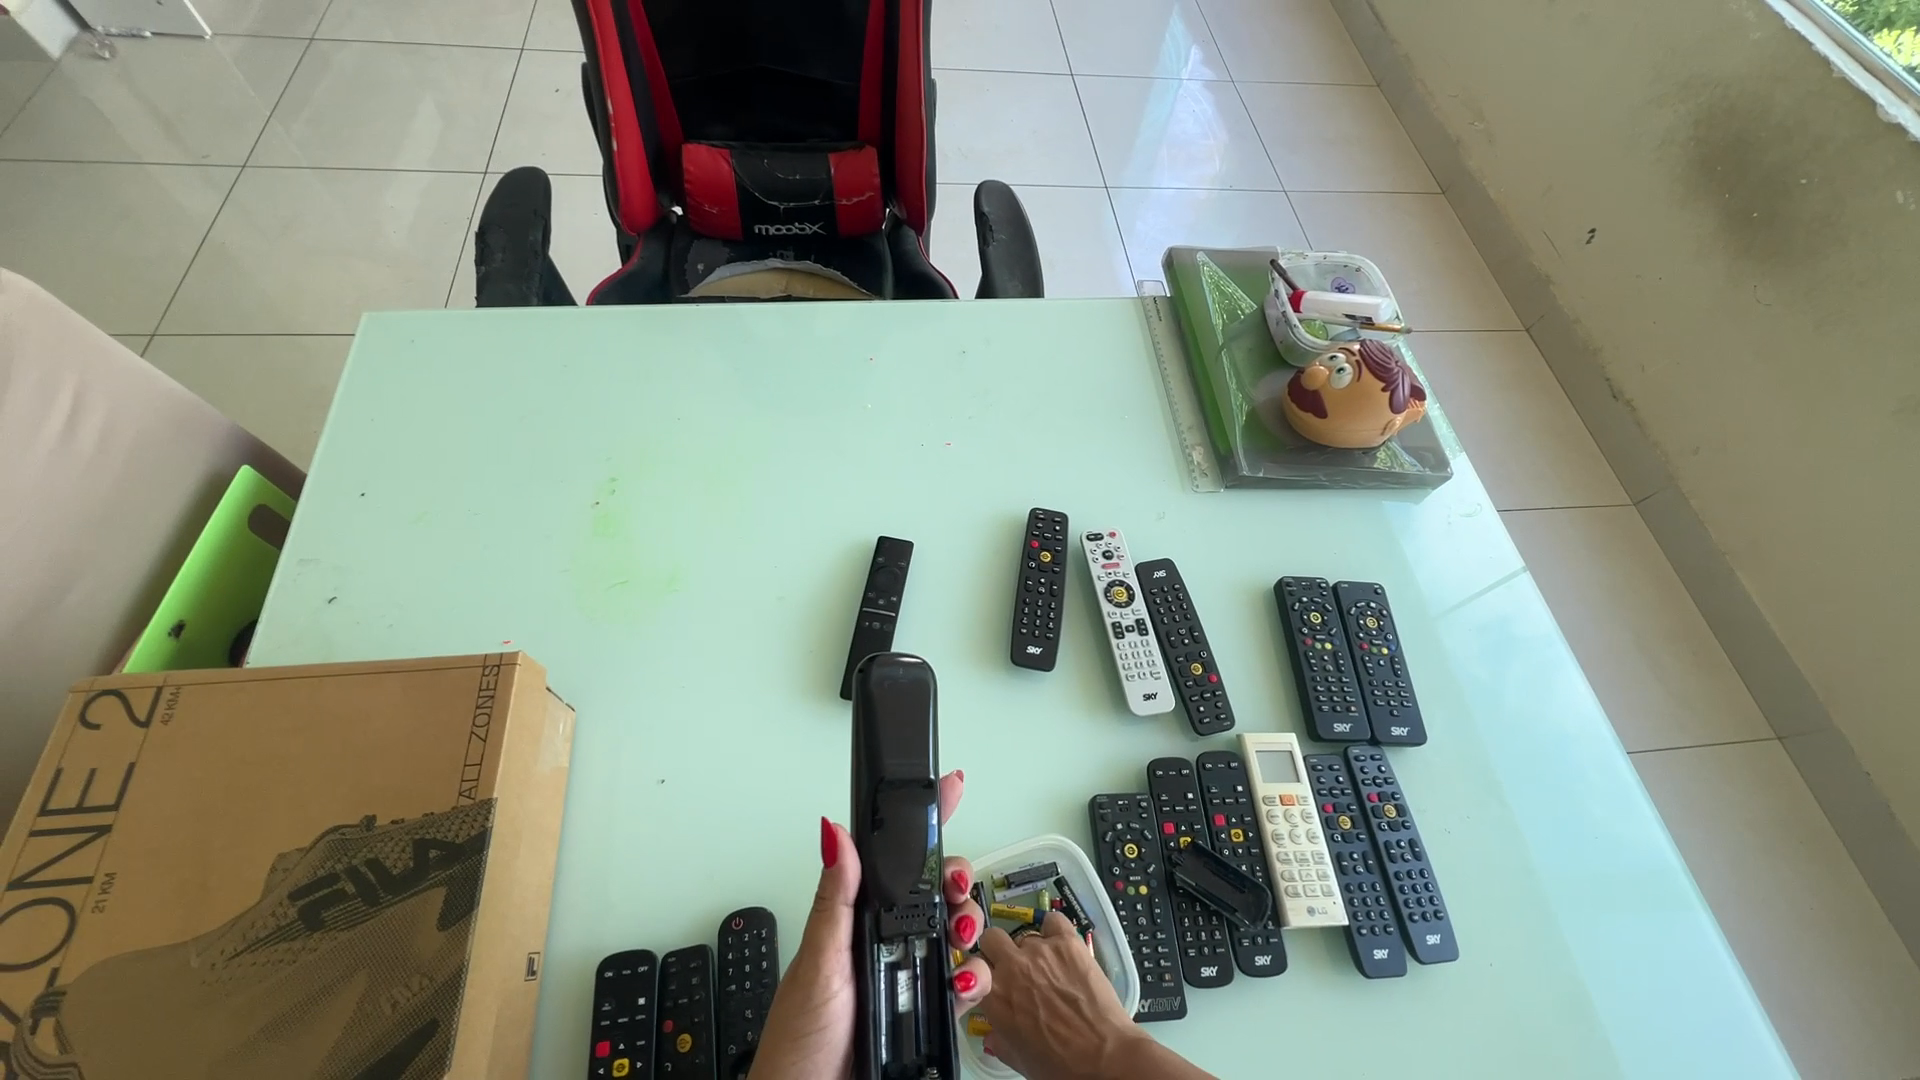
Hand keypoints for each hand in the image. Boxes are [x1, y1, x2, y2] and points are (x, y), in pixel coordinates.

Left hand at [751, 770, 989, 1079]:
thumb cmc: (800, 1038)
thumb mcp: (818, 961)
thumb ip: (834, 898)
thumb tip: (833, 832)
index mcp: (859, 914)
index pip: (896, 857)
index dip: (926, 820)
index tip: (952, 787)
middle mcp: (889, 934)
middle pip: (939, 888)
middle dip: (959, 878)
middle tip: (956, 887)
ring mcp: (911, 969)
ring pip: (959, 929)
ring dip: (971, 925)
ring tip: (960, 938)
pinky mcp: (929, 1005)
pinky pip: (967, 980)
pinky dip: (976, 977)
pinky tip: (964, 984)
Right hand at [974, 912, 1144, 1079]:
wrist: (1105, 1059)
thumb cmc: (1061, 1067)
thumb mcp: (1018, 1059)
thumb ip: (998, 1038)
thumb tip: (993, 1031)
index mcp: (993, 996)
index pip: (972, 967)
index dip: (982, 973)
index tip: (991, 980)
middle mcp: (1011, 966)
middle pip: (992, 938)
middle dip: (1000, 951)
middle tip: (1016, 968)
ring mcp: (1039, 949)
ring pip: (1025, 935)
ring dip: (1032, 949)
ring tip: (1050, 968)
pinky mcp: (1066, 940)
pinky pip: (1052, 920)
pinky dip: (1054, 929)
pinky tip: (1060, 943)